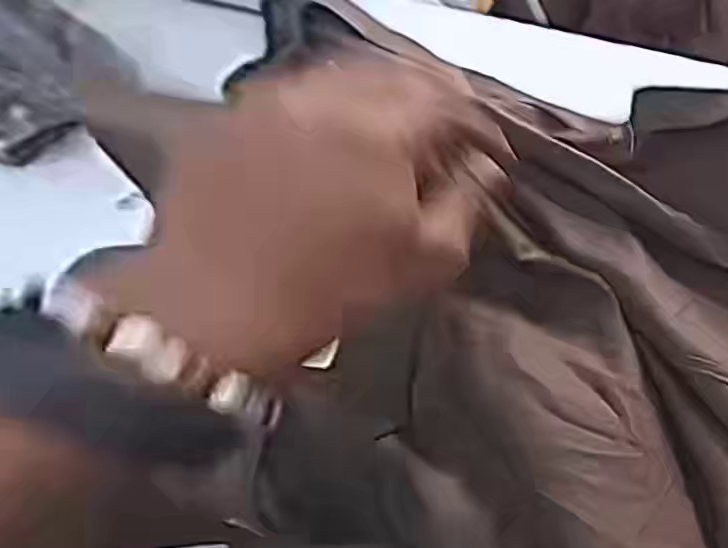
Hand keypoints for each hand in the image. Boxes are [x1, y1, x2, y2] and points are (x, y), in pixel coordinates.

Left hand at [86, 53, 510, 374]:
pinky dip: (344, 101)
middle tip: (464, 128)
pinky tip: (357, 133)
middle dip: (437, 96)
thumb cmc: (346, 284)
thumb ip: (466, 202)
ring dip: (389, 94)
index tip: (498, 153)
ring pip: (344, 72)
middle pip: (392, 73)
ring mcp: (268, 97)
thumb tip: (485, 170)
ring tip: (415, 128)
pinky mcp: (234, 113)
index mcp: (376, 130)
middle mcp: (320, 96)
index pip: (444, 102)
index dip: (480, 123)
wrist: (229, 296)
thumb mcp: (432, 255)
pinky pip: (303, 89)